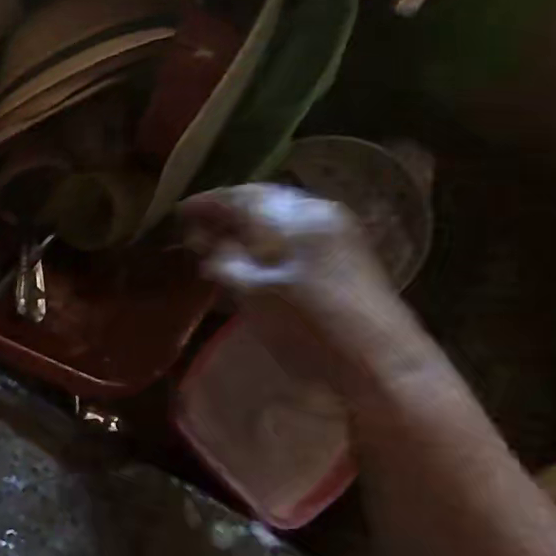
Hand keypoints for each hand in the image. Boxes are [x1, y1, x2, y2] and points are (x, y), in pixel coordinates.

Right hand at [178, 184, 433, 399]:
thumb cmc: (306, 326)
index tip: (178, 212)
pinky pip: (297, 230)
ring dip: (248, 224)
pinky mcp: (348, 252)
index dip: (205, 202)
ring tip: (222, 242)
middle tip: (197, 227)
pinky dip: (270, 236)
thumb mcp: (250, 293)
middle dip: (227, 210)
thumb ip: (223, 260)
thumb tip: (203, 239)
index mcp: (291, 216)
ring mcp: (337, 230)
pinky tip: (257, 256)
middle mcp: (316, 211)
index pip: (239, 196)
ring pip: (281, 214)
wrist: (378, 360)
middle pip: (262, 199)